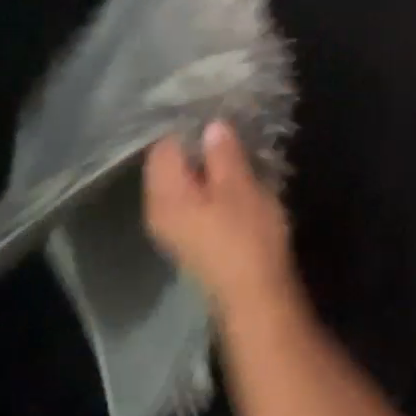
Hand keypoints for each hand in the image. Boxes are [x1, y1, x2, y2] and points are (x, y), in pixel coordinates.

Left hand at [144, 121, 297, 317]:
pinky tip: (239, 192)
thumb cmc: (248, 239)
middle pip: (172, 168)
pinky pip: (196, 205)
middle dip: (201, 152)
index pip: (164, 147)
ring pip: (186, 187)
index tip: (223, 120)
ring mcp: (174, 229)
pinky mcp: (192, 242)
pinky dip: (213, 193)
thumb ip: (223, 155)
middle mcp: (158, 210)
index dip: (191, 130)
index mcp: (164, 195)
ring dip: (210, 173)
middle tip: (237, 140)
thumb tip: (212, 126)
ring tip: (242, 164)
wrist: (256, 295)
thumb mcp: (241, 189)